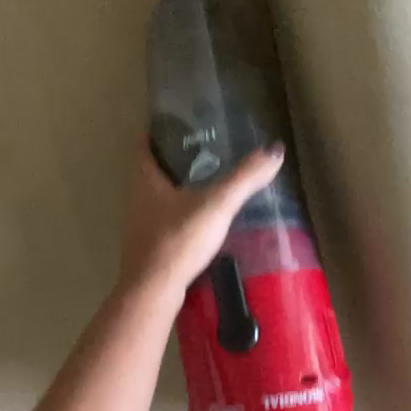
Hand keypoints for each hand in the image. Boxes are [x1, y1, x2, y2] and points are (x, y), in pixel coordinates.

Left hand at [118, 137, 284, 296]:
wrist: (153, 291)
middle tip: (203, 148)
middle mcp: (136, 197)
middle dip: (173, 157)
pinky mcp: (148, 247)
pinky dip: (179, 213)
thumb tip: (274, 150)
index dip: (158, 129)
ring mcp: (139, 225)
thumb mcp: (216, 205)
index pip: (144, 143)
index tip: (178, 120)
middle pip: (151, 169)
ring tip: (208, 180)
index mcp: (144, 179)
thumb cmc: (178, 240)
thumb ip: (244, 178)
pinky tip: (200, 219)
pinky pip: (163, 220)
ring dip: (176, 187)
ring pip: (157, 196)